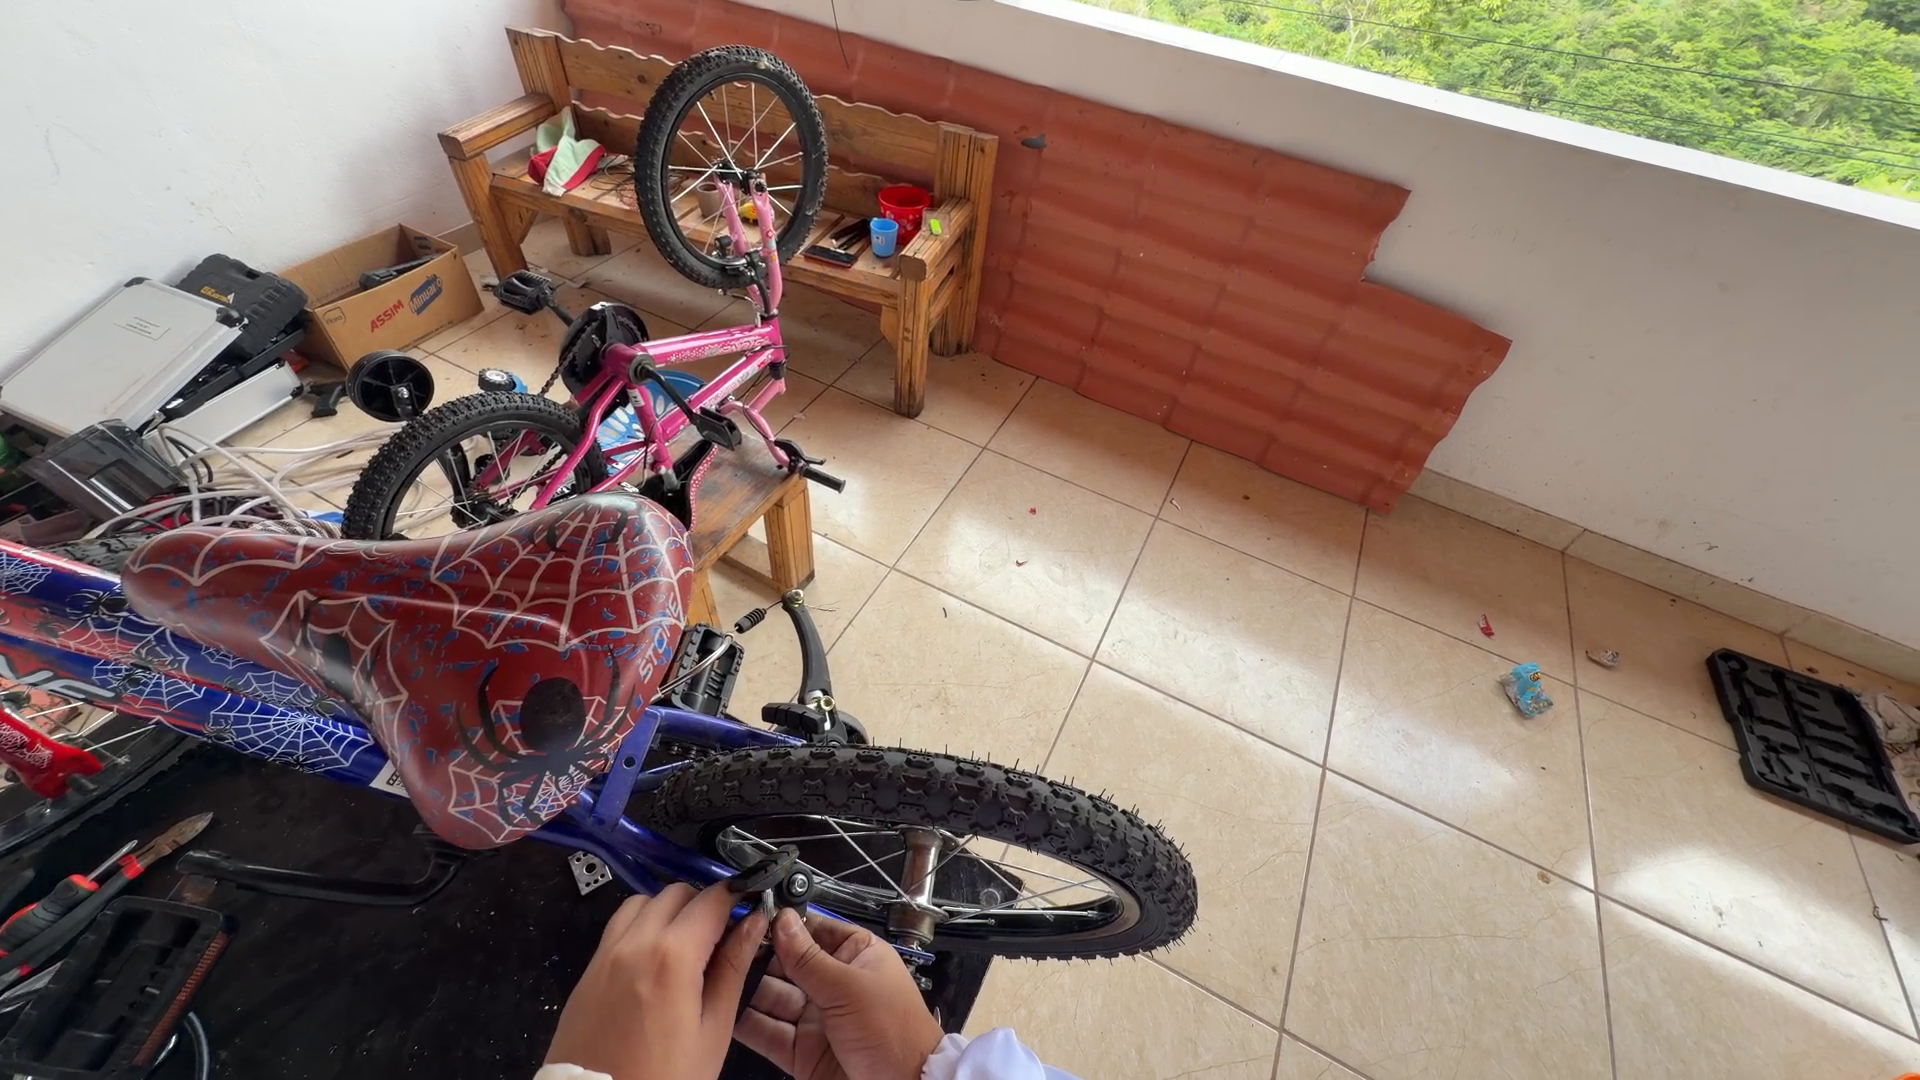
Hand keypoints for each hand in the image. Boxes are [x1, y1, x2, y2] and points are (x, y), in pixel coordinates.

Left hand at [545, 883, 766, 1079]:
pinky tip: (652, 962)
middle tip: (719, 936)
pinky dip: (640, 927)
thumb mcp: (713, 1029)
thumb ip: (734, 967)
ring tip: (683, 946)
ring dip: (668, 910)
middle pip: (677, 892)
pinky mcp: (586, 974)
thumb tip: (754, 921)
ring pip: (643, 902)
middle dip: (704, 903)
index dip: (737, 897)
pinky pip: (617, 929)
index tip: (750, 907)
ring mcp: (604, 956)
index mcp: (673, 955)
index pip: (713, 899)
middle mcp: (635, 943)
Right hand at [733, 909, 944, 1079]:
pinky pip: (771, 1033)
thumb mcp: (849, 986)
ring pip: (775, 997)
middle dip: (760, 956)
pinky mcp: (803, 1052)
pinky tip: (726, 1011)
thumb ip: (809, 959)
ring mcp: (817, 1018)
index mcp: (855, 954)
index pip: (814, 931)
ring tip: (720, 976)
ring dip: (750, 988)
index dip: (785, 925)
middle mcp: (834, 982)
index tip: (753, 916)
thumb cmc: (893, 1029)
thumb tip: (782, 920)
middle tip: (727, 947)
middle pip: (789, 964)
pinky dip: (749, 1024)